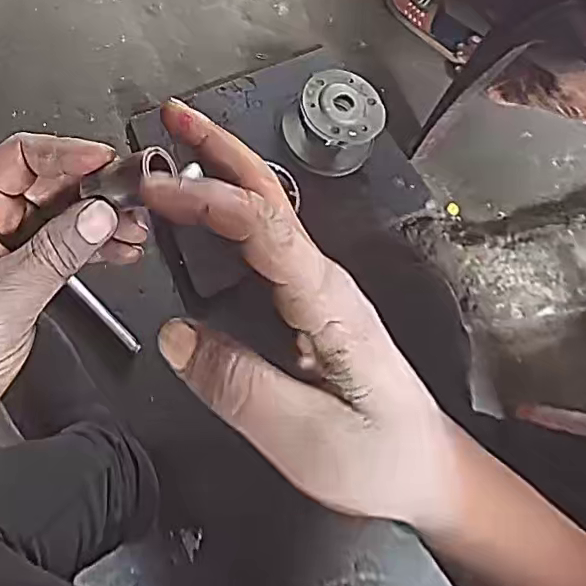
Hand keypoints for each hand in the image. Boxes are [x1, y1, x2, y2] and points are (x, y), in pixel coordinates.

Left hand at [0, 134, 149, 435]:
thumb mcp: (3, 298)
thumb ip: (55, 253)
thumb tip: (99, 213)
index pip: (21, 157)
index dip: (66, 152)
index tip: (105, 161)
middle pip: (52, 179)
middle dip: (95, 185)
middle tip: (132, 195)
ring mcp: (13, 240)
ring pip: (67, 208)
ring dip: (103, 215)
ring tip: (133, 227)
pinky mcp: (31, 263)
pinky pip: (72, 237)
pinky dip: (99, 241)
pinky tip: (121, 248)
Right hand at [140, 101, 459, 528]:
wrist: (428, 468)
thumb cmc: (384, 456)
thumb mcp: (308, 439)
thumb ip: (237, 387)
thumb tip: (176, 337)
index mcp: (326, 299)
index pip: (262, 224)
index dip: (207, 198)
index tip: (157, 192)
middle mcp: (322, 277)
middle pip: (266, 191)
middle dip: (218, 146)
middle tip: (174, 117)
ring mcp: (315, 283)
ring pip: (263, 206)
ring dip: (219, 168)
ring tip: (177, 147)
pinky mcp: (307, 296)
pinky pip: (259, 236)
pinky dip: (224, 207)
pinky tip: (202, 208)